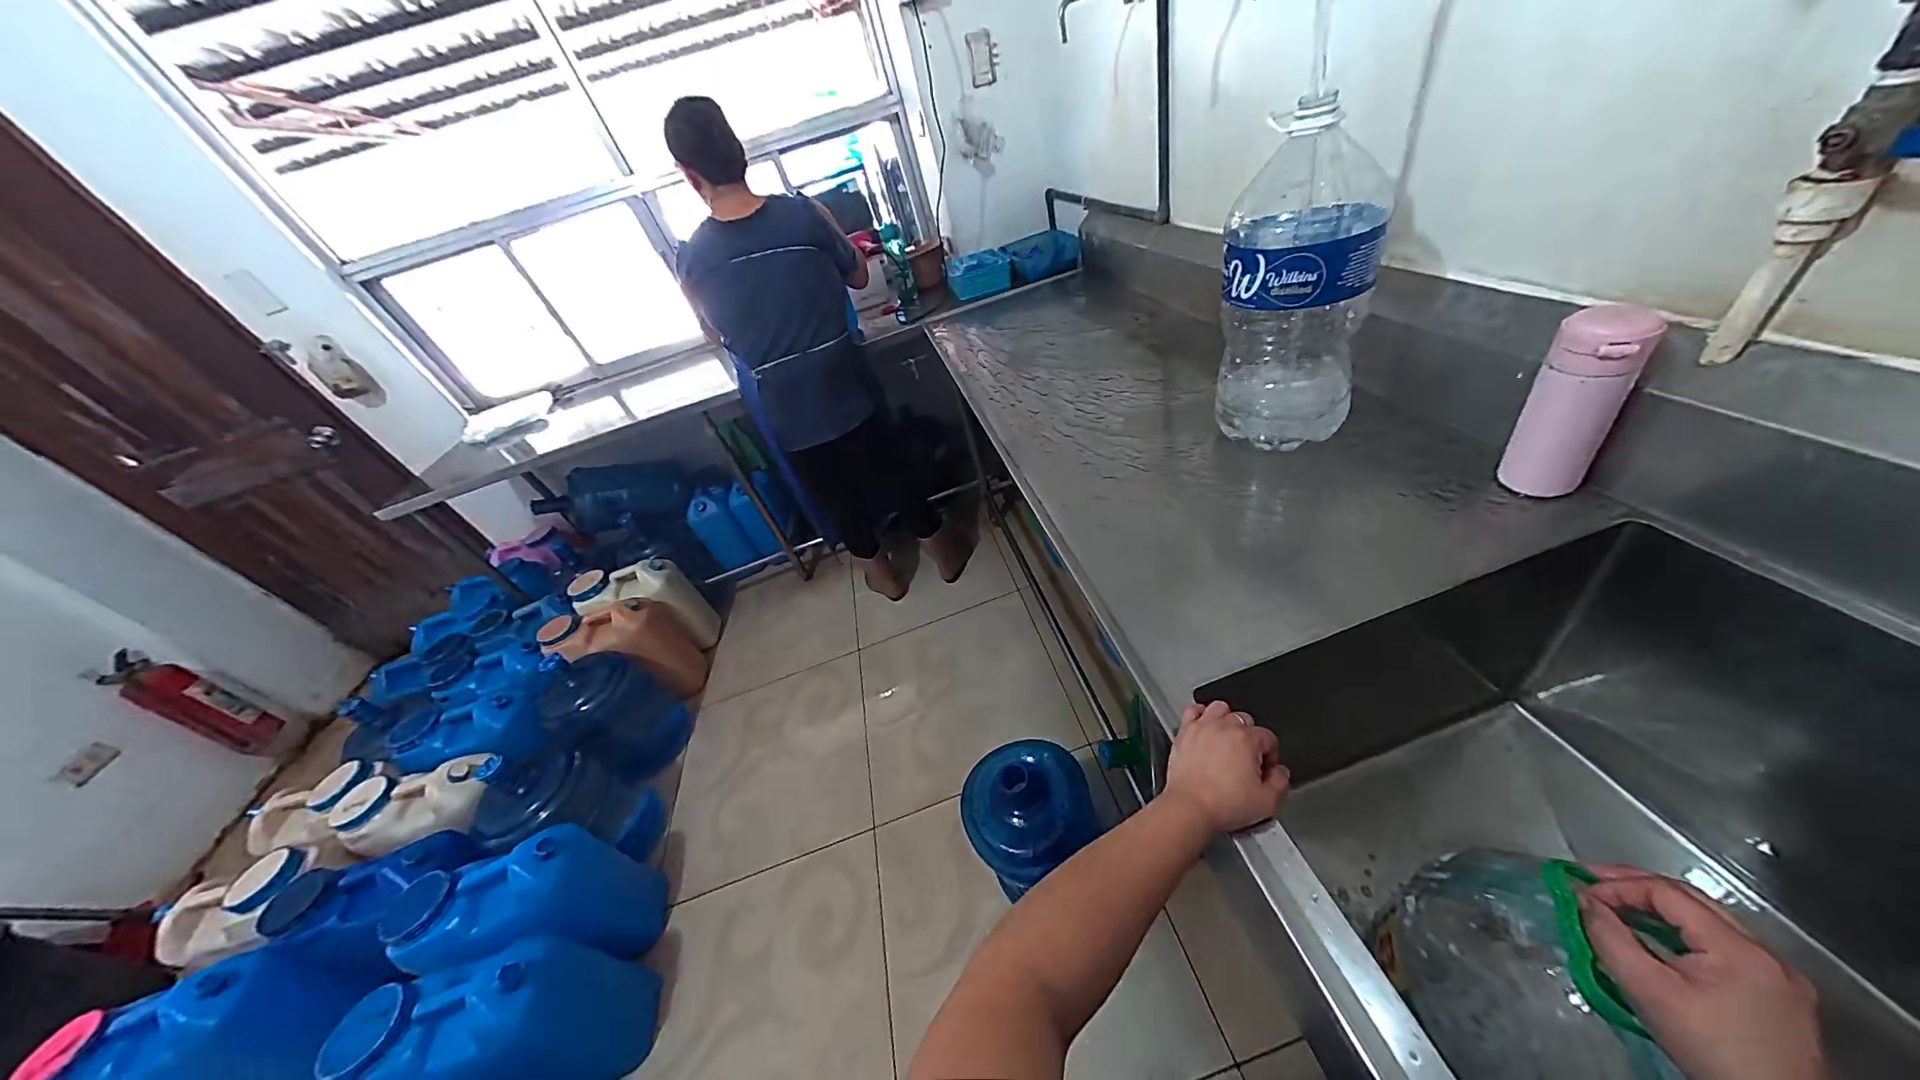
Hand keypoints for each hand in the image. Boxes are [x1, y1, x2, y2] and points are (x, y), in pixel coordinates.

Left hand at [1161, 701, 1289, 832]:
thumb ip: (1281, 783)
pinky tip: (1204, 725)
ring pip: (1219, 708)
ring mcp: (1201, 727)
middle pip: (1245, 720)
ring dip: (1227, 720)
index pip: (1268, 738)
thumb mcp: (1268, 802)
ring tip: (1228, 739)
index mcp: (1247, 740)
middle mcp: (1223, 727)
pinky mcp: (1184, 732)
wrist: (1190, 807)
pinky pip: (1192, 710)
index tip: (1265, 769)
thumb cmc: (1223, 804)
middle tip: (1248, 758)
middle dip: (1251, 738)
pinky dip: (1199, 714)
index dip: (1271, 755)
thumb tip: (1280, 772)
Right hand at [1579, 867, 1825, 1079]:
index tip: (1583, 895)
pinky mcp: (1781, 993)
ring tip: (1618, 907)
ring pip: (1708, 920)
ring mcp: (1780, 974)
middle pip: (1691, 898)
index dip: (1619, 886)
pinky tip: (1658, 940)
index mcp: (1739, 949)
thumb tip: (1582, 899)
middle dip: (1636, 886)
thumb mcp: (1648, 991)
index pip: (1667, 893)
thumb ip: (1609, 937)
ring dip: (1659, 908)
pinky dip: (1682, 931)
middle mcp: (1767, 953)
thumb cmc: (1709, 1048)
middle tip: (1592, 882)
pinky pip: (1722, 944)